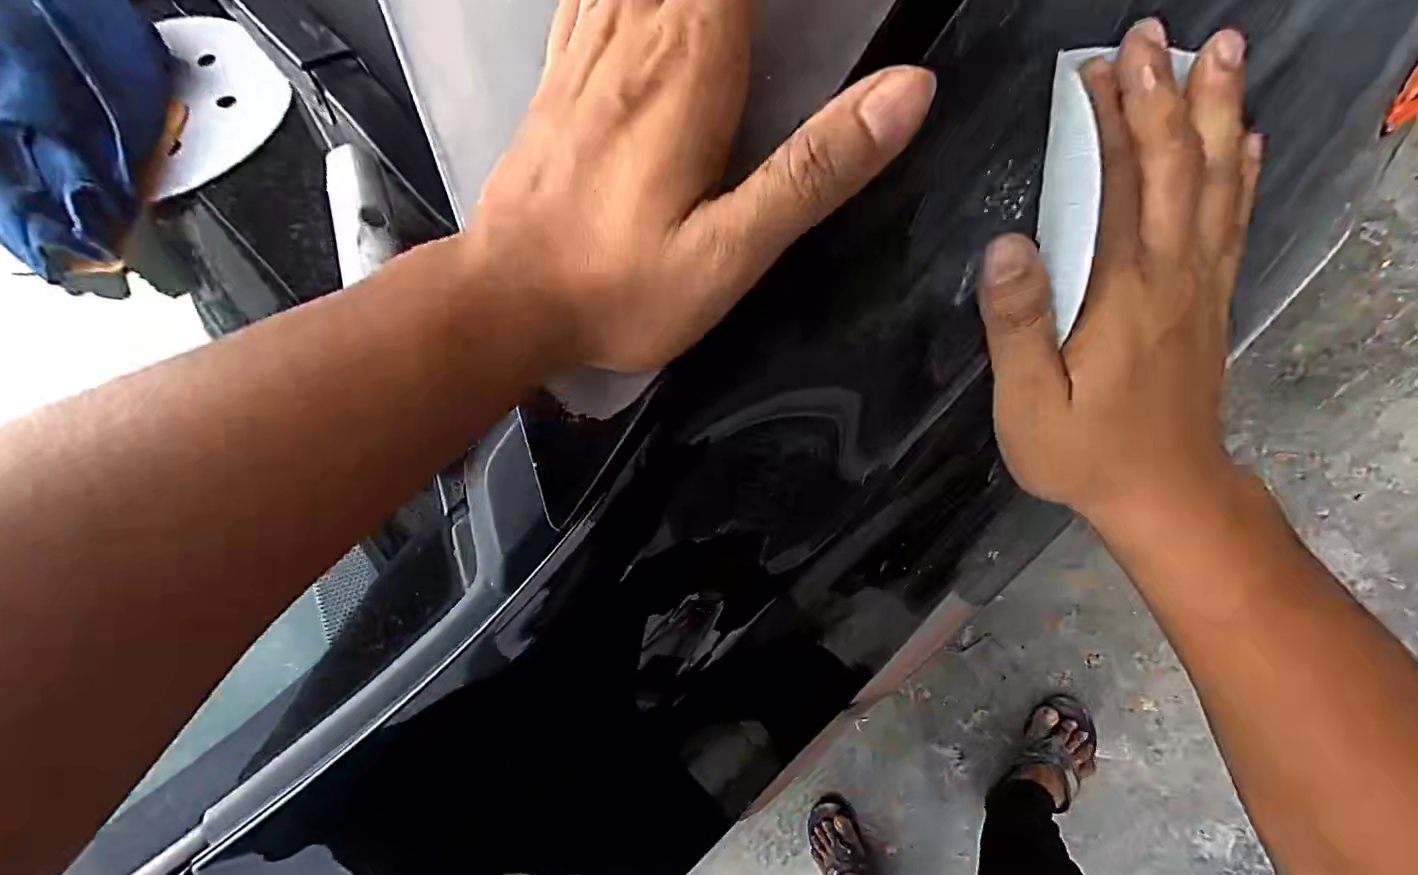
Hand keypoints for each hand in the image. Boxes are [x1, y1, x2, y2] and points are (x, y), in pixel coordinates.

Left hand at [466, 0, 935, 373]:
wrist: (509, 302)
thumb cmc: (621, 290)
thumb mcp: (730, 252)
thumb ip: (812, 173)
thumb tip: (908, 91)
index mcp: (692, 63)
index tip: (824, 11)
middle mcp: (637, 30)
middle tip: (783, 20)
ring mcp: (588, 47)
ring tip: (733, 15)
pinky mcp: (559, 76)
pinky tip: (642, 3)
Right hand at [977, 19, 1261, 527]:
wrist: (1166, 495)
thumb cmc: (1086, 455)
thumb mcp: (1028, 404)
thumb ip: (1017, 325)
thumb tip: (1006, 244)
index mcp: (1122, 293)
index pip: (1121, 186)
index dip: (1112, 121)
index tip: (1099, 67)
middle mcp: (1172, 276)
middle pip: (1178, 168)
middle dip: (1166, 95)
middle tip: (1155, 35)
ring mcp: (1201, 290)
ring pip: (1217, 184)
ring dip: (1217, 114)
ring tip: (1220, 54)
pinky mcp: (1211, 309)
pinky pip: (1233, 225)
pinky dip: (1240, 175)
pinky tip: (1246, 143)